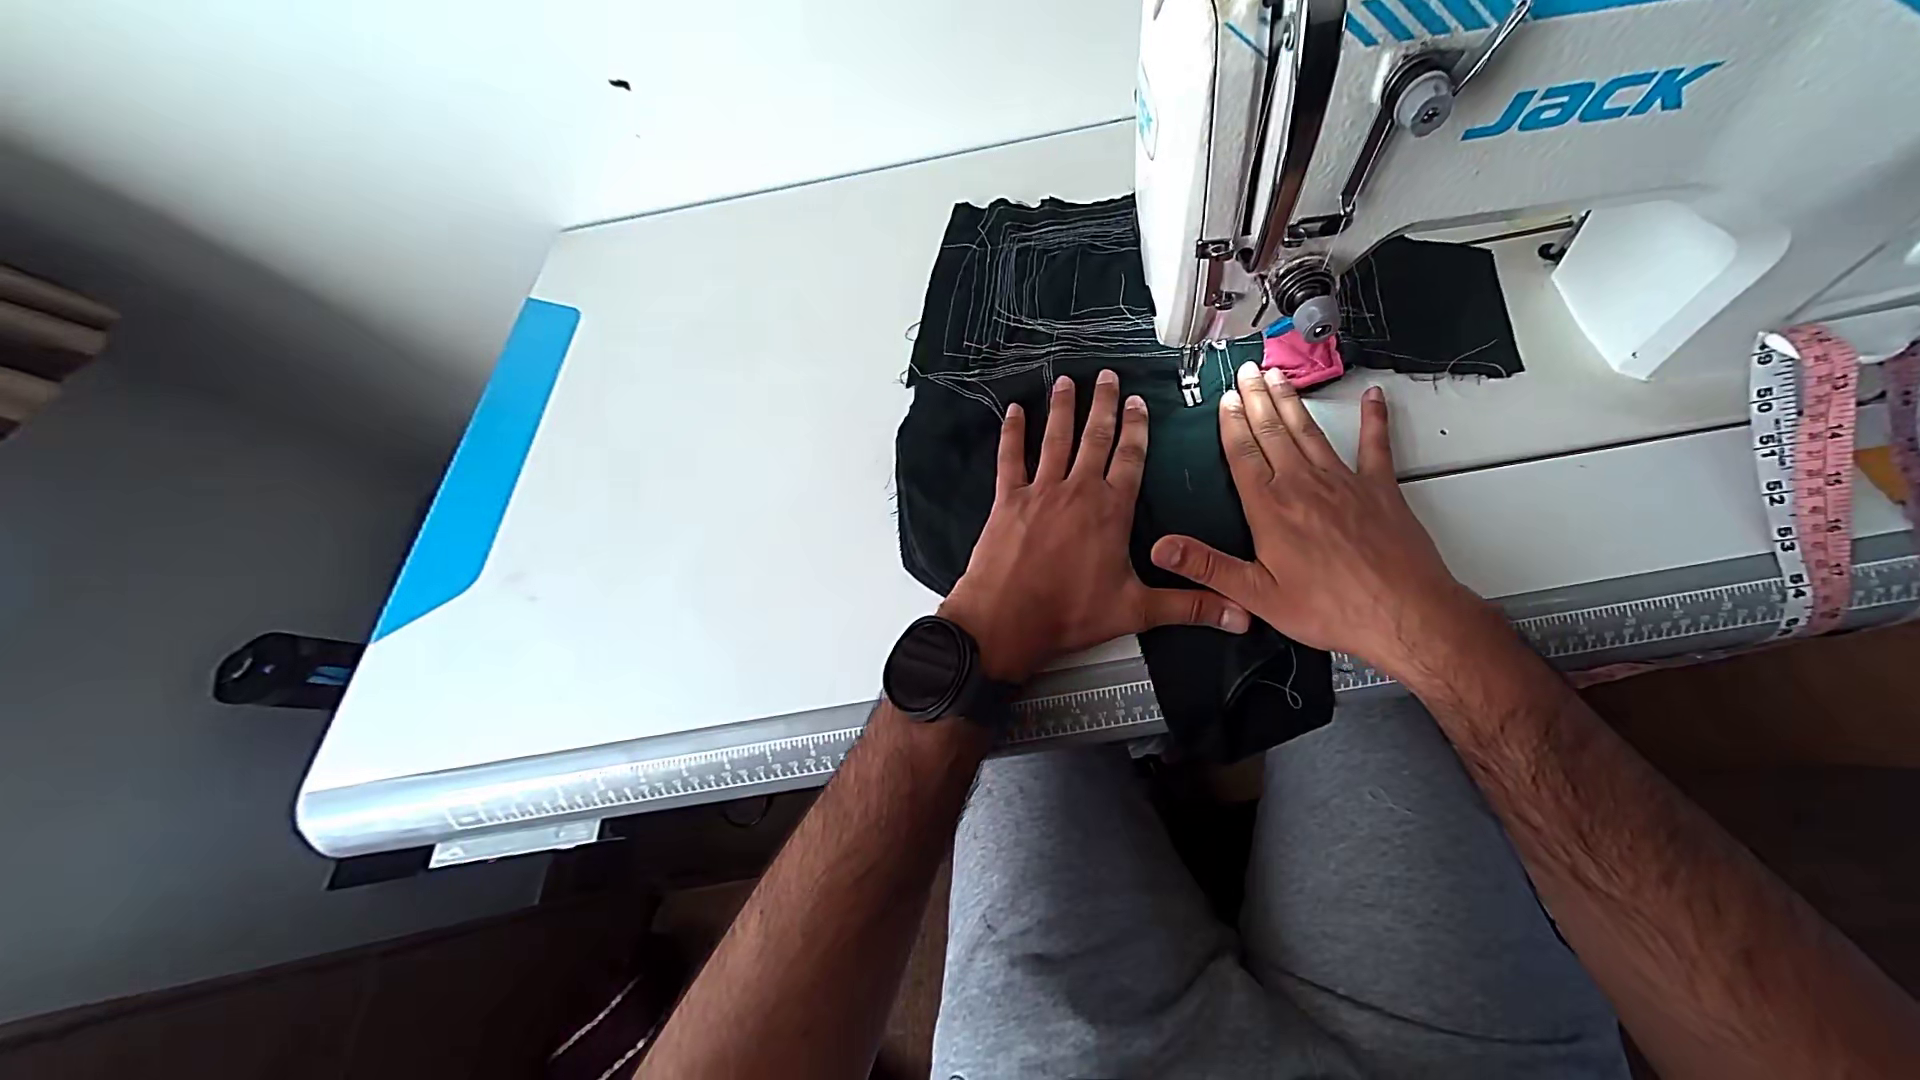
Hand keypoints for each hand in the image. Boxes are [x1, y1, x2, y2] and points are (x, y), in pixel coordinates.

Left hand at [940, 370, 1250, 682]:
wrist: (1008, 620)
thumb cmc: (1069, 614)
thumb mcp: (1136, 611)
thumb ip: (1189, 605)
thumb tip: (1241, 616)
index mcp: (1111, 510)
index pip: (1130, 458)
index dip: (1136, 428)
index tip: (1139, 402)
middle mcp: (1077, 492)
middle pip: (1095, 438)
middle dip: (1103, 405)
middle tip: (1108, 378)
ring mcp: (1040, 492)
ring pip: (1055, 439)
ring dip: (1062, 408)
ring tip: (1067, 382)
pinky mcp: (1007, 500)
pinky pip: (1010, 458)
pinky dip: (1012, 433)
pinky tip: (1013, 412)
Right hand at [1149, 361, 1487, 681]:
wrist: (1404, 615)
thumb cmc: (1333, 608)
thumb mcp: (1256, 594)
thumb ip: (1205, 566)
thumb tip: (1163, 549)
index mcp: (1271, 508)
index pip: (1243, 454)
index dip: (1231, 424)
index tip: (1225, 400)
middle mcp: (1305, 486)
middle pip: (1273, 432)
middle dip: (1257, 399)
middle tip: (1248, 372)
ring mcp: (1344, 483)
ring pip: (1310, 432)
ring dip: (1292, 402)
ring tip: (1280, 378)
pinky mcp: (1380, 491)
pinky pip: (1376, 445)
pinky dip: (1374, 419)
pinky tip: (1373, 399)